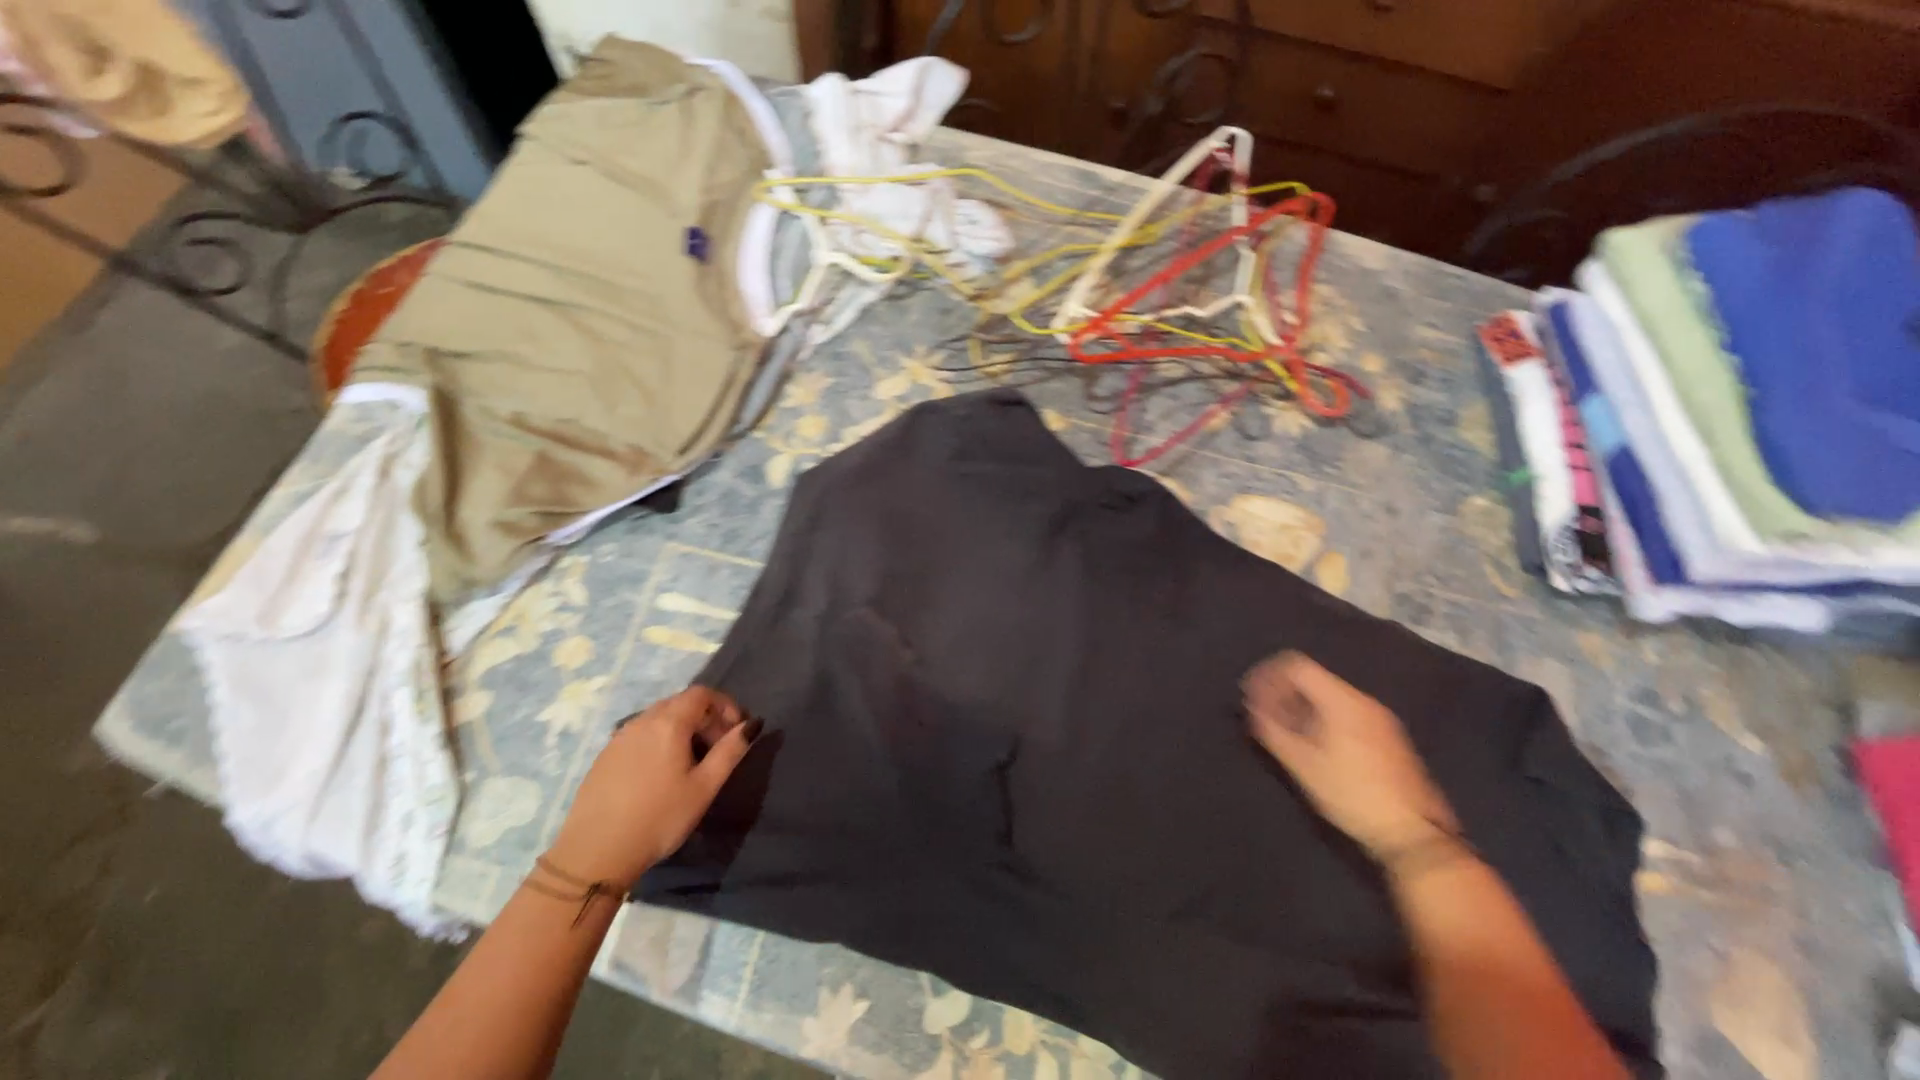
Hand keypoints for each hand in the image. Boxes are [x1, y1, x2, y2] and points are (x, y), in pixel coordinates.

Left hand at [544, 686, 759, 888]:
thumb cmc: (660, 818)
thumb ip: (729, 752)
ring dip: (681, 729)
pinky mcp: (604, 756)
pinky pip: (639, 734)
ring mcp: (618, 737)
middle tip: (718, 748)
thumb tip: (751, 725)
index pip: (701, 693)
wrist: (597, 850)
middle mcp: (641, 721)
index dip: (725, 705)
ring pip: (657, 718)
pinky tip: (660, 773)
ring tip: (691, 762)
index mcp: (668, 723)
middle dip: (705, 717)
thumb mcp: (704, 787)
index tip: (736, 731)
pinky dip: (658, 740)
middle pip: (679, 703)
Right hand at [1243, 651, 1457, 858]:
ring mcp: (1380, 719)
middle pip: (1313, 680)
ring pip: (1329, 698)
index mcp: (1342, 701)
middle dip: (1283, 695)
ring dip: (1301, 710)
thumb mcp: (1303, 765)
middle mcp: (1363, 701)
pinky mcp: (1387, 737)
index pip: (1296, 665)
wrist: (1412, 832)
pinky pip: (1345, 713)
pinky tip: (1315, 750)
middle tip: (1264, 721)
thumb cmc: (1351, 795)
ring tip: (1285, 738)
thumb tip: (1253, 707)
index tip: (1251, 699)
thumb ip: (1273, 730)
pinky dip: (1322, 720)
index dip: (1268, 677)